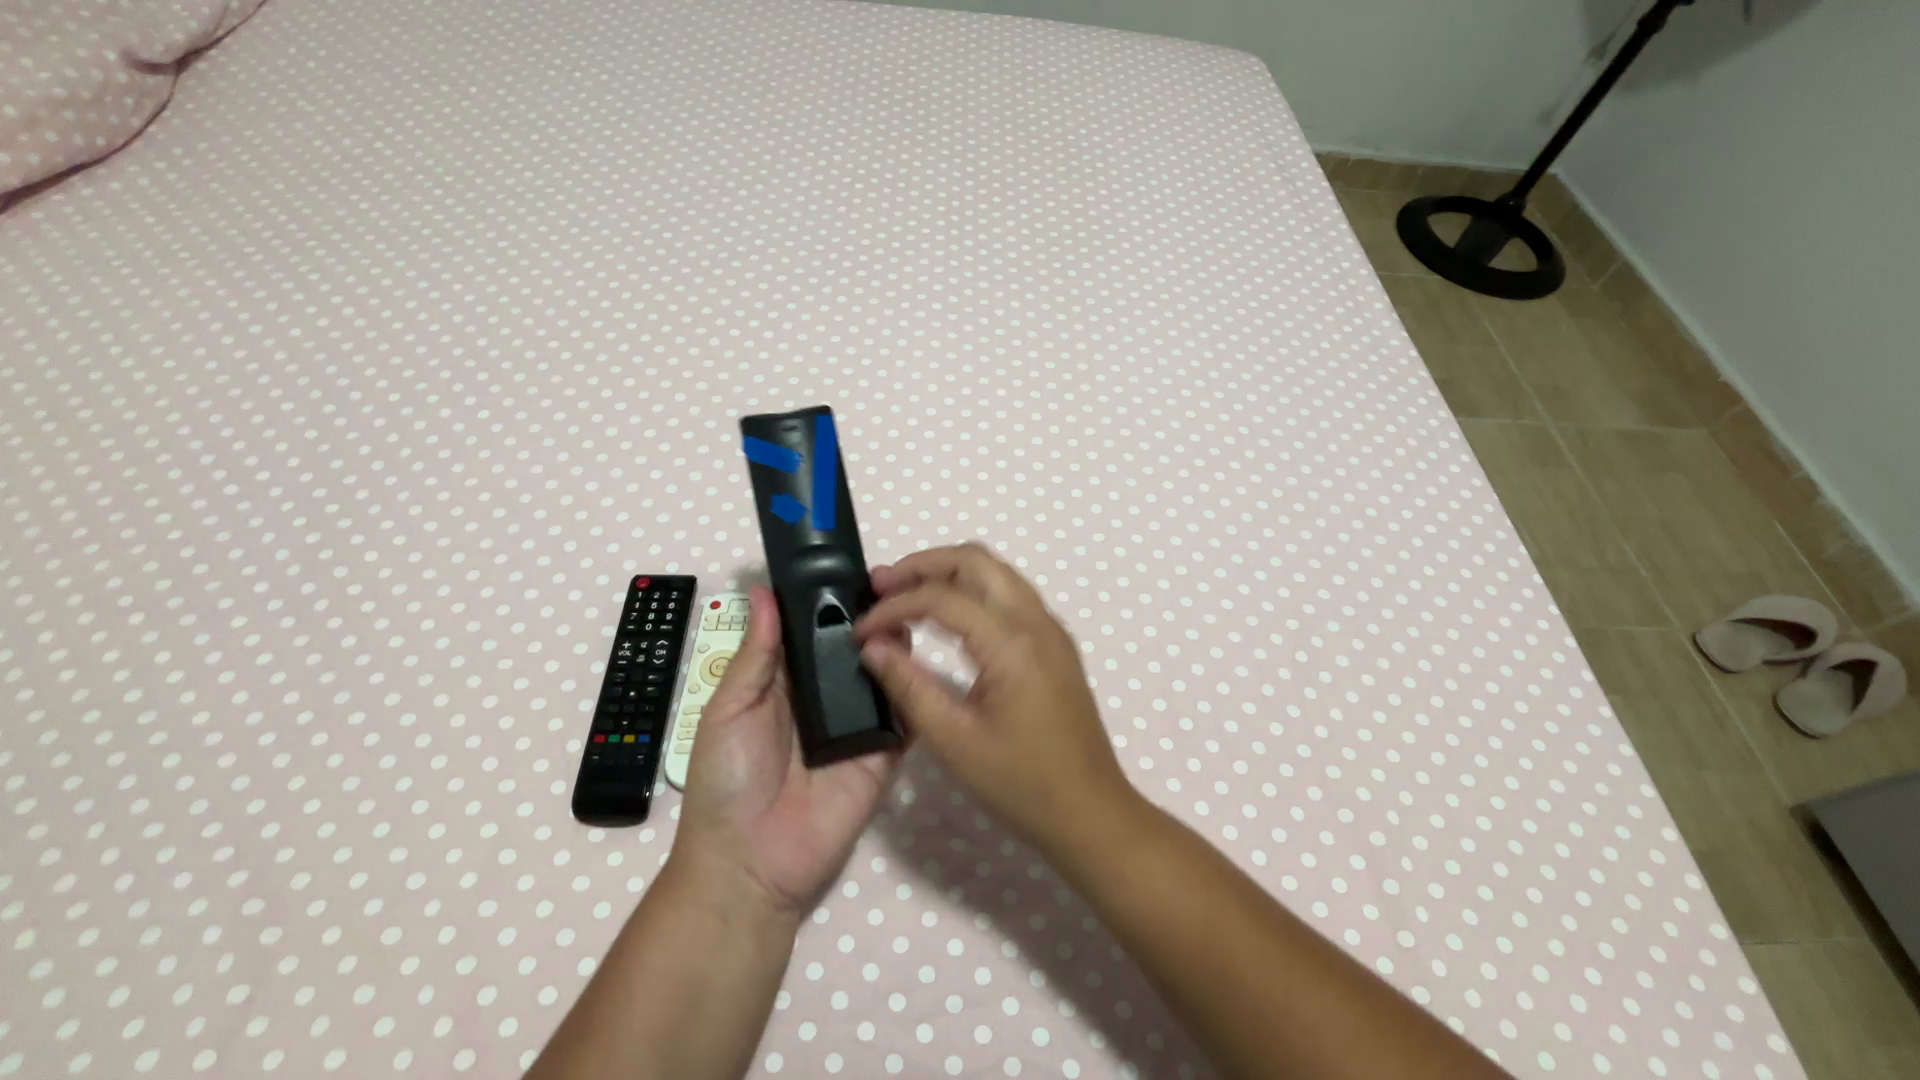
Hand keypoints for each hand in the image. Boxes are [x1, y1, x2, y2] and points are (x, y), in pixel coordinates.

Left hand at [671, 584, 900, 917]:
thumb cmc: (726, 781)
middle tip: (895, 584)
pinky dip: (916, 693)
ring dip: (896, 648)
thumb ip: (756, 655)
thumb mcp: (729, 710)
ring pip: (883, 678)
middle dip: (870, 619)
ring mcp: (856, 727)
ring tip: (913, 612)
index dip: (828, 602)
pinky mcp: (882, 754)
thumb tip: (765, 591)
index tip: (852, 565)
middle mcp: (823, 699)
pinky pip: (904, 719)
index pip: (811, 633)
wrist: (750, 863)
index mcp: (782, 684)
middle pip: (852, 651)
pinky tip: (926, 663)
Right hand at [854, 544, 1134, 854]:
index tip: (859, 633)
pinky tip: (947, 617)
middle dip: (922, 565)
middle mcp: (1036, 622)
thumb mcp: (954, 740)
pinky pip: (1011, 594)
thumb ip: (909, 687)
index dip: (892, 608)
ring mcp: (1051, 630)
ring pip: (996, 572)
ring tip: (905, 593)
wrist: (1091, 812)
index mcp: (1012, 643)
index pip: (940, 598)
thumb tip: (872, 647)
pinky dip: (973, 590)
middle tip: (880, 586)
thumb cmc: (1021, 783)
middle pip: (975, 561)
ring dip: (949, 573)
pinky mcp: (1055, 645)